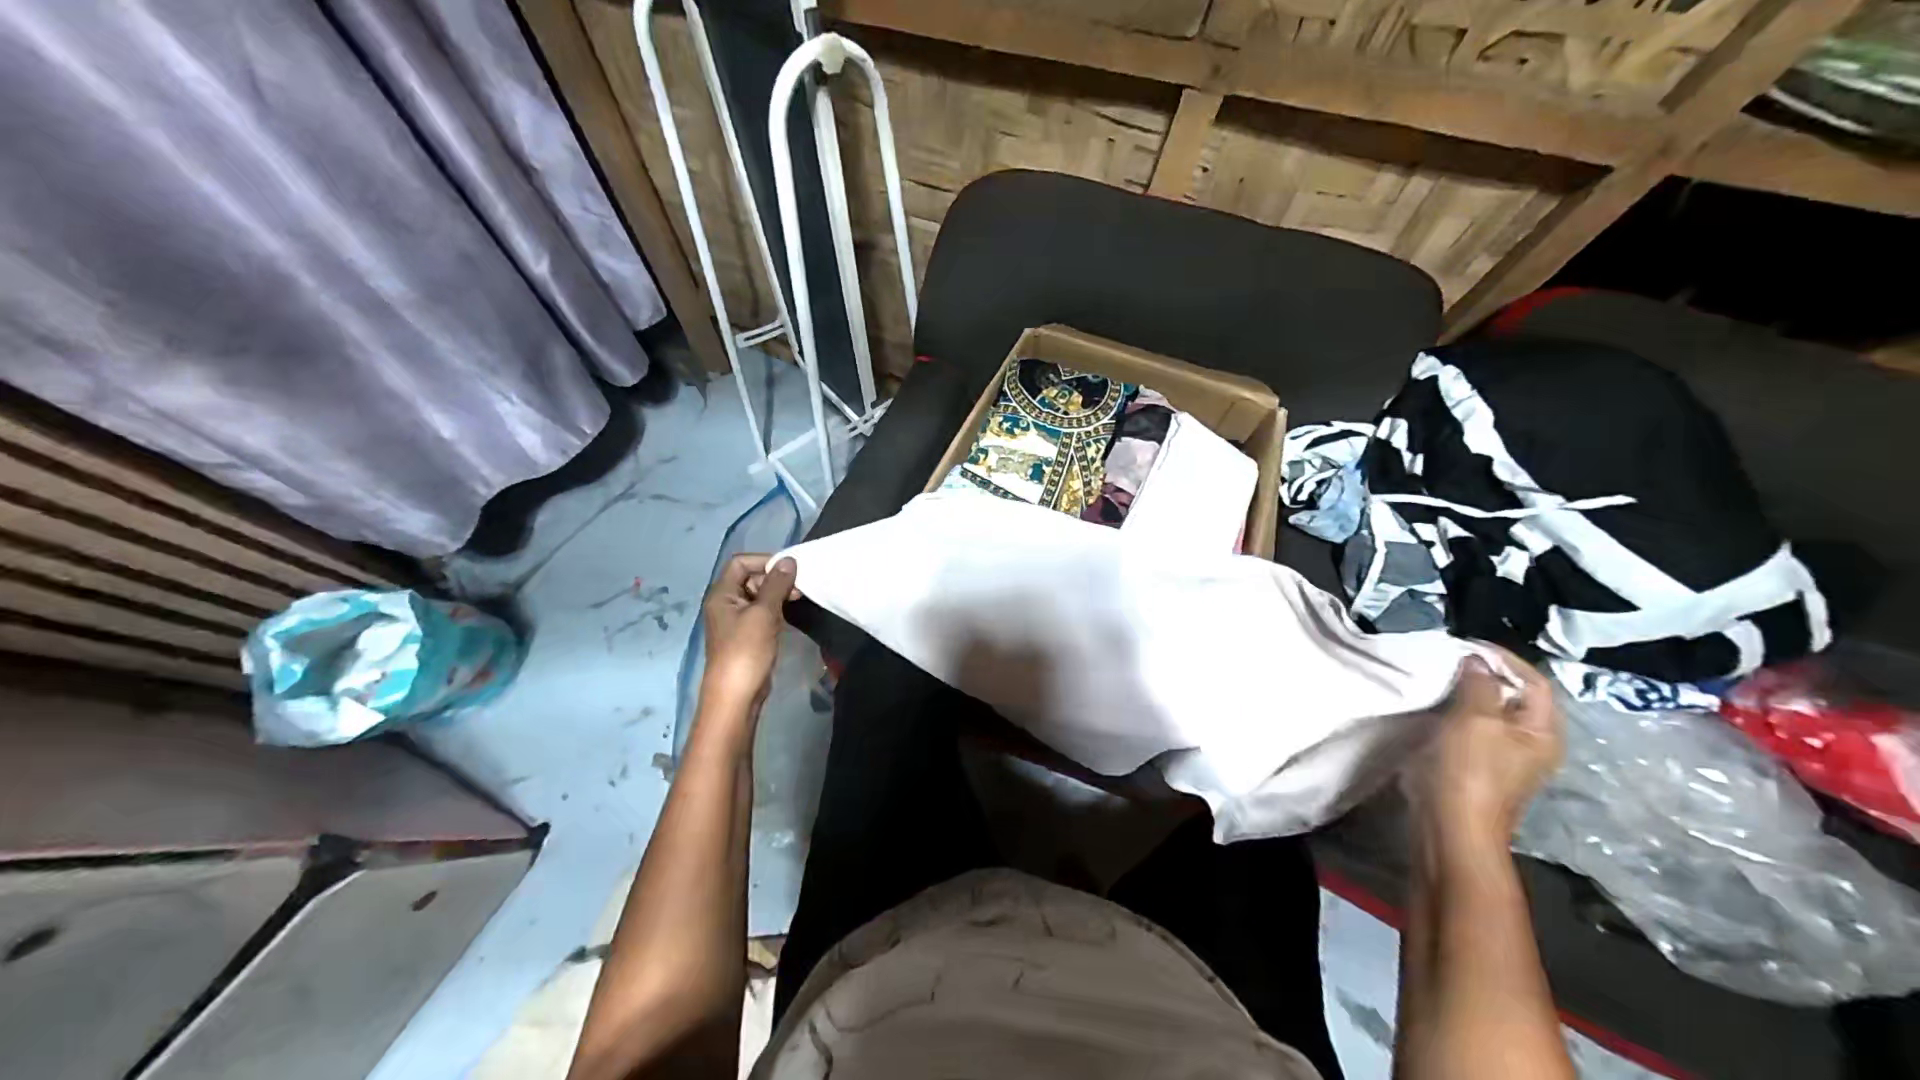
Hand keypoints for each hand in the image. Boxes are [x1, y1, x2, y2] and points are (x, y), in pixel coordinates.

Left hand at [699, 554, 798, 714]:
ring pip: (759, 596)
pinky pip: (763, 613)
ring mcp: (736, 621)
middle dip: (775, 578)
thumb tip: (789, 560)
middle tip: (800, 588)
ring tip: (799, 600)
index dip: (765, 561)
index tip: (790, 570)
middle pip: (750, 578)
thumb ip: (776, 585)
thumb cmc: (746, 651)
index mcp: (722, 594)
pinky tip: (791, 616)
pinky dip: (777, 610)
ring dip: (778, 594)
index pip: (741, 562)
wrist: (736, 695)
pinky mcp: (748, 636)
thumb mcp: (763, 614)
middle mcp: (726, 604)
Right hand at [1407, 647, 1562, 850]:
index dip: (1506, 659)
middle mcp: (1533, 744)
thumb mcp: (1475, 719)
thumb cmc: (1470, 770)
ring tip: (1441, 678)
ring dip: (1469, 693)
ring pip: (1493, 713)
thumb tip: (1476, 660)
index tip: (1468, 644)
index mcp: (1544, 733)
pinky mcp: (1480, 767)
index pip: (1534, 682)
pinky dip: (1459, 712)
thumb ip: (1478, 685)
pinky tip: (1436, 708)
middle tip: (1452, 659)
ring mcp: (1507, 758)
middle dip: (1487, 675)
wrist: (1451, 824)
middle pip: (1516, 697)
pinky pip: (1475, 729)